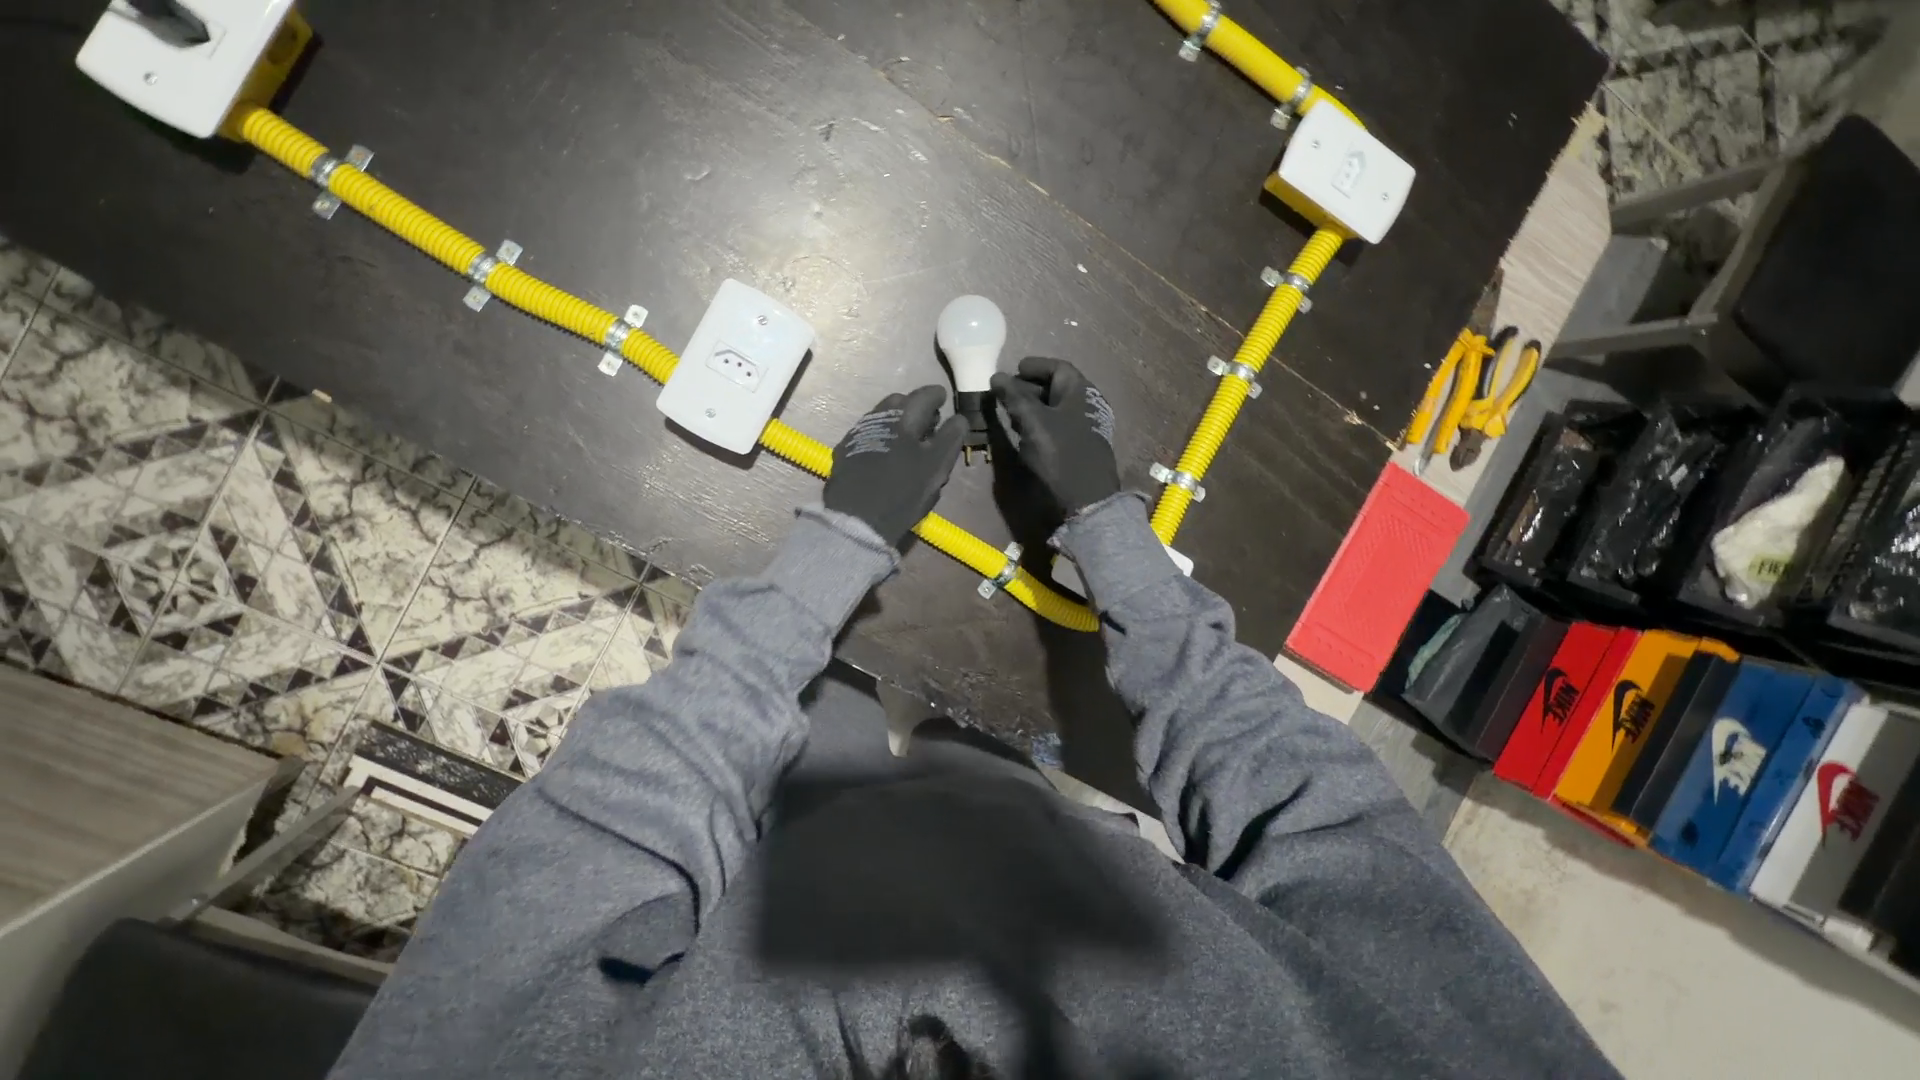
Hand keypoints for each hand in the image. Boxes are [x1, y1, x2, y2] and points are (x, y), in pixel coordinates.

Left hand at [823, 385, 967, 546]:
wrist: (857, 519)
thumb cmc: (904, 492)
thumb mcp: (936, 466)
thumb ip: (950, 438)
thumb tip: (959, 419)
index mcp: (903, 419)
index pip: (923, 396)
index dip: (936, 395)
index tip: (943, 397)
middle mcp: (877, 418)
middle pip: (897, 401)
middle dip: (914, 404)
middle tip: (927, 419)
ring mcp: (857, 434)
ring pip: (880, 416)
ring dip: (896, 418)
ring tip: (907, 434)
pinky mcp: (844, 451)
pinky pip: (867, 432)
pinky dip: (881, 433)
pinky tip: (885, 449)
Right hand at [990, 357, 1120, 518]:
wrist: (1086, 500)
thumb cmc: (1059, 454)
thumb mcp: (1033, 422)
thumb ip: (1014, 396)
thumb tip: (996, 376)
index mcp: (1081, 392)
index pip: (1058, 368)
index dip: (1034, 367)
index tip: (1013, 370)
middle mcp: (1087, 406)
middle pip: (1057, 388)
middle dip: (1029, 388)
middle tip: (1005, 393)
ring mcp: (1086, 428)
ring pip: (1056, 409)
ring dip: (1033, 407)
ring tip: (1009, 413)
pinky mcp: (1080, 448)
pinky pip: (1058, 427)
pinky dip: (1040, 424)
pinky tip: (1024, 434)